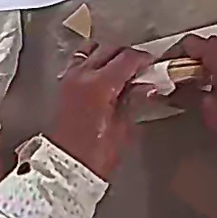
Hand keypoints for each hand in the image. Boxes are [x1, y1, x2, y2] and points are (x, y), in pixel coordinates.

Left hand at [47, 42, 154, 178]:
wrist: (65, 168)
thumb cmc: (95, 154)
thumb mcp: (123, 128)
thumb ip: (134, 100)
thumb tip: (147, 85)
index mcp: (100, 85)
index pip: (127, 58)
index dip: (143, 58)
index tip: (153, 63)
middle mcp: (82, 75)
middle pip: (109, 49)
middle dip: (127, 54)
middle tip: (142, 66)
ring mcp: (69, 78)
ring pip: (92, 50)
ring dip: (108, 54)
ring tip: (121, 67)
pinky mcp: (63, 86)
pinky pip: (78, 61)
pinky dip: (91, 59)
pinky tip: (101, 72)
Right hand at [174, 34, 216, 149]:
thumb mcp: (206, 107)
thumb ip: (185, 92)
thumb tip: (170, 89)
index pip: (195, 43)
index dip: (176, 52)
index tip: (165, 64)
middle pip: (208, 45)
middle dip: (189, 56)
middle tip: (174, 71)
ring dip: (202, 62)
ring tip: (187, 79)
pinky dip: (215, 67)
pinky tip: (205, 83)